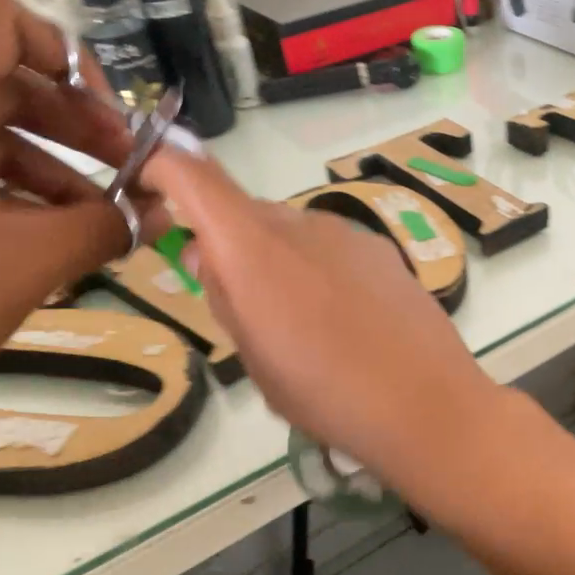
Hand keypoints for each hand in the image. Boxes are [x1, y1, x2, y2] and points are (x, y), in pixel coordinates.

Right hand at [140, 149, 507, 484]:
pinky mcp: (385, 252)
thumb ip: (227, 299)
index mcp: (252, 249)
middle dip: (227, 243)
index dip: (161, 168)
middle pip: (244, 212)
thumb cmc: (328, 397)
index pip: (192, 176)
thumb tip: (210, 257)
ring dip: (278, 261)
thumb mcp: (257, 361)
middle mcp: (299, 225)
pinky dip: (320, 270)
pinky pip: (332, 248)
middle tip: (237, 302)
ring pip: (291, 232)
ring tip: (302, 326)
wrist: (428, 406)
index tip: (147, 191)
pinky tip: (346, 321)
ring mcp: (349, 234)